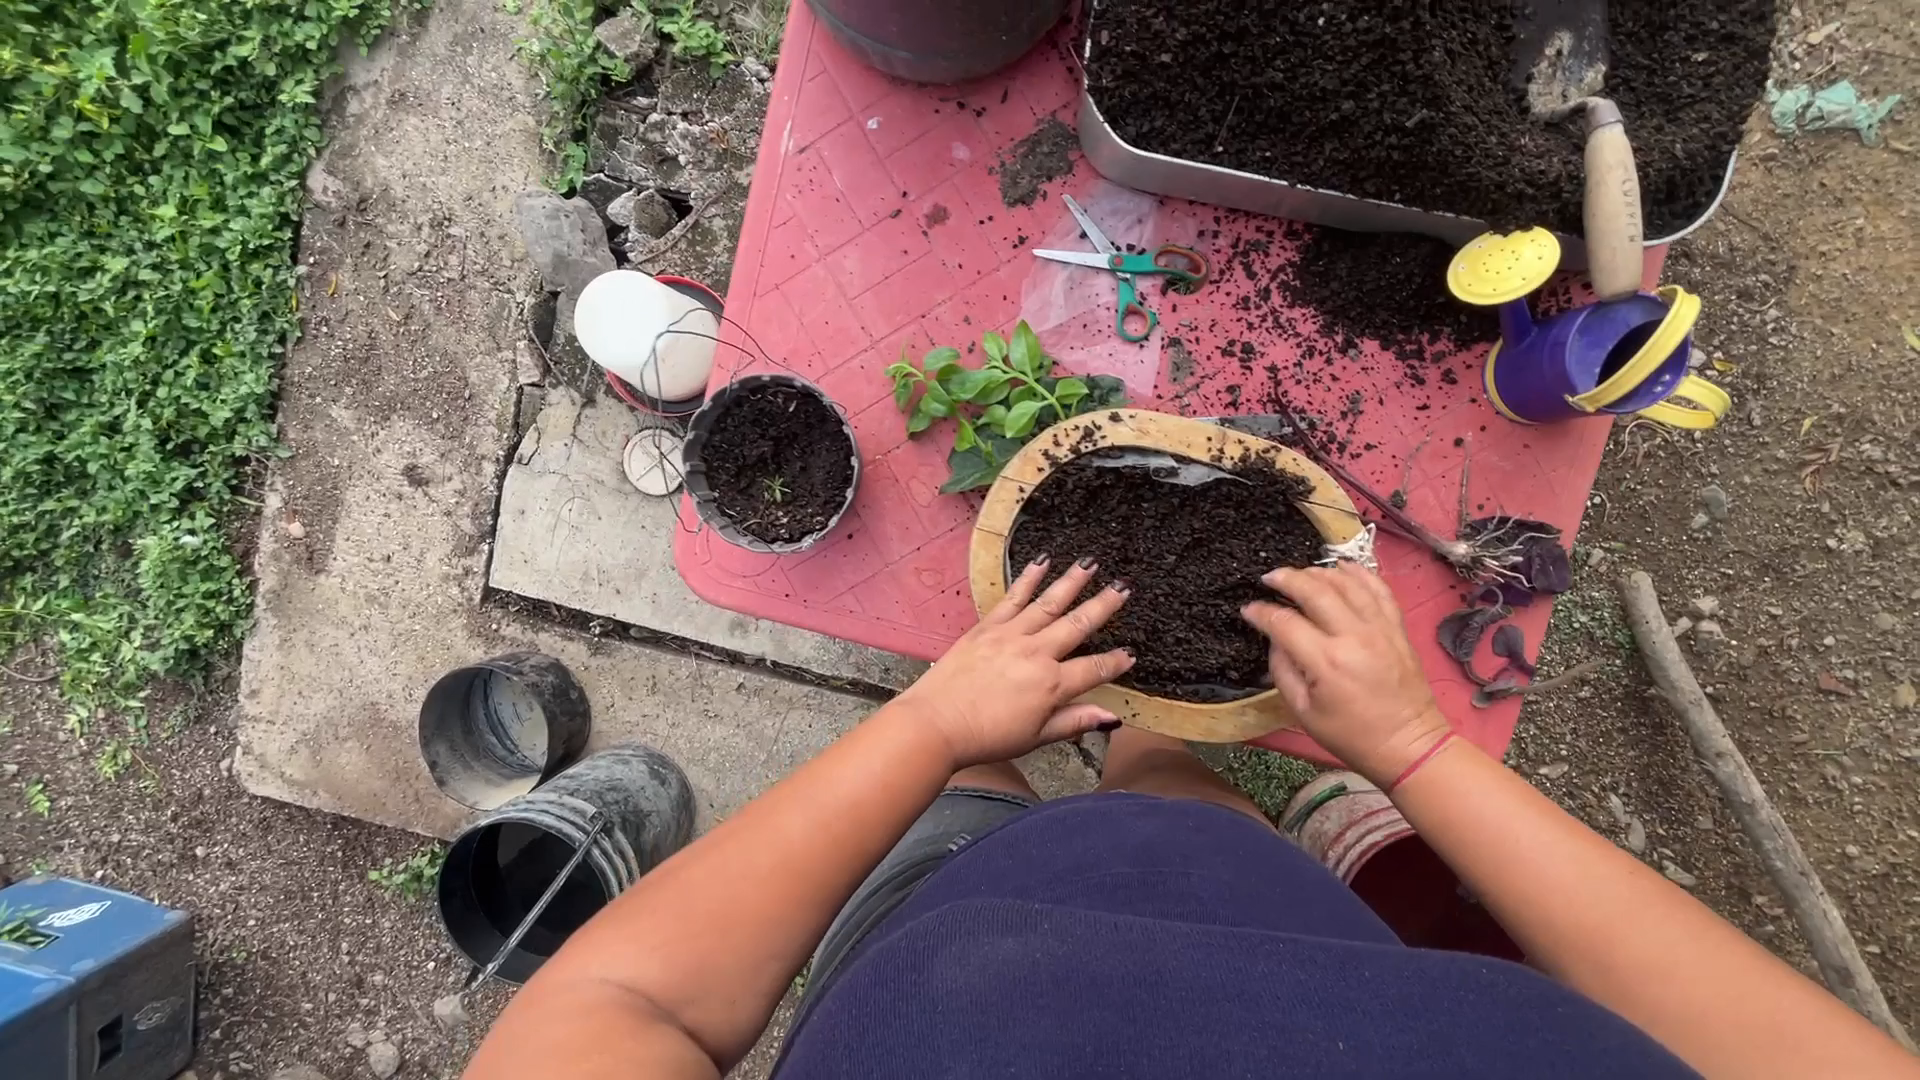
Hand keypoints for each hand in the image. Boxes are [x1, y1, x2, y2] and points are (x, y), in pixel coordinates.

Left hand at [894, 556, 1134, 768]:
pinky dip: (1028, 579)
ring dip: (1072, 581)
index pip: (1094, 669)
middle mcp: (1036, 654)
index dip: (1115, 662)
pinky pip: (1013, 598)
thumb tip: (1112, 718)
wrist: (936, 724)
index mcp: (1051, 685)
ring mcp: (1011, 636)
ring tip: (1090, 563)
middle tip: (1123, 587)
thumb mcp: (1036, 738)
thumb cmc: (985, 737)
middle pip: (1078, 625)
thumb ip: (1074, 722)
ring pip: (1049, 604)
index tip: (1131, 653)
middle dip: (1104, 606)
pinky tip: (1041, 562)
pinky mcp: (987, 628)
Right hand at [1240, 561, 1449, 786]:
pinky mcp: (1398, 629)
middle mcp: (1355, 637)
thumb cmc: (1351, 735)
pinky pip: (1379, 590)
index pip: (1284, 623)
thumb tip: (1275, 638)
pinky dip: (1360, 574)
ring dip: (1319, 572)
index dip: (1261, 612)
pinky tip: (1342, 568)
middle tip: (1269, 578)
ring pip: (1347, 583)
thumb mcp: (1302, 711)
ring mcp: (1381, 629)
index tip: (1247, 610)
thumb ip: (1282, 669)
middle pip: (1315, 591)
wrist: (1409, 746)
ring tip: (1300, 573)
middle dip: (1286, 579)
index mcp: (1327, 661)